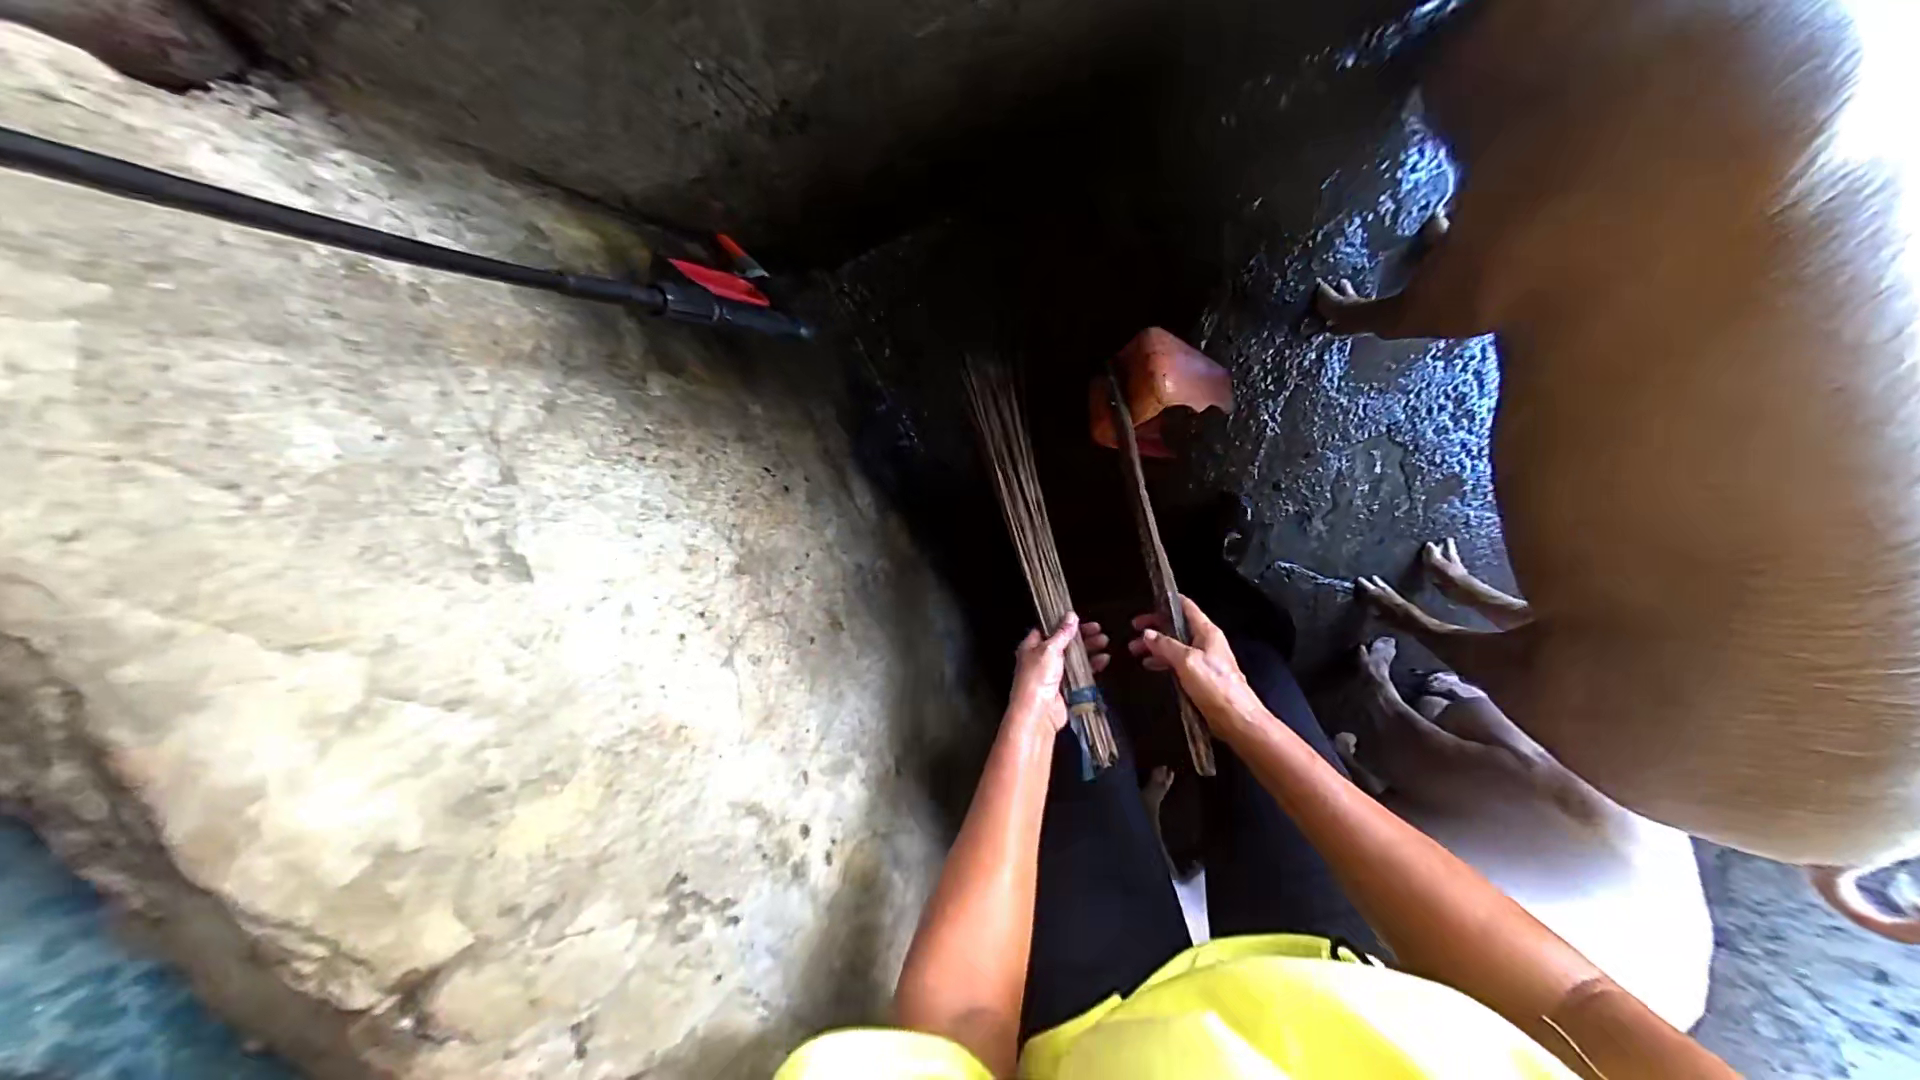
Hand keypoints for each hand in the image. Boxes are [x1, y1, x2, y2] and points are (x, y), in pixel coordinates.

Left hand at [1005, 614, 1109, 735]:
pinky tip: (1103, 660)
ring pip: (1074, 657)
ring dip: (1089, 649)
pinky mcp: (1064, 688)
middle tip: (1098, 630)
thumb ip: (1062, 633)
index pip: (1048, 629)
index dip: (1064, 623)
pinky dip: (1092, 666)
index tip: (1080, 618)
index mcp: (1031, 646)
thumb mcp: (1049, 650)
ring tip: (1104, 642)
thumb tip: (1070, 616)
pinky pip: (1080, 673)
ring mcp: (1053, 674)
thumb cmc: (1037, 679)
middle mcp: (1041, 659)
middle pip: (1064, 642)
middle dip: (1081, 636)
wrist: (1038, 714)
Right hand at [1129, 595, 1267, 742]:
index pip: (1186, 606)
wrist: (1236, 719)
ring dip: (1156, 646)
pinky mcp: (1201, 677)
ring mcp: (1204, 660)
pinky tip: (1151, 666)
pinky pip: (1178, 663)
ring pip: (1175, 645)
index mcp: (1207, 632)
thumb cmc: (1216, 687)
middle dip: (1155, 628)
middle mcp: (1207, 643)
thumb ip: (1165, 645)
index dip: (1166, 602)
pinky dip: (1163, 661)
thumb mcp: (1186, 661)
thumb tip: (1148, 633)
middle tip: (1134, 631)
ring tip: (1136, 651)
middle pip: (1177, 626)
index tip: (1147, 605)